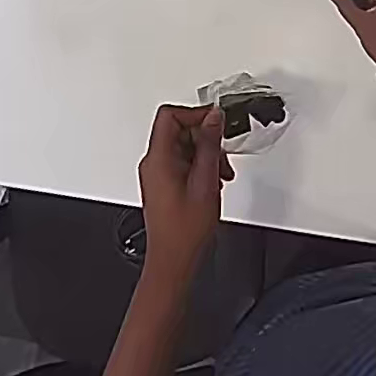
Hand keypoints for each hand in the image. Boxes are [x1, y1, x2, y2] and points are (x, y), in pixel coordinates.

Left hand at [137, 105, 233, 279]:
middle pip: (179, 129)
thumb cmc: (185, 230)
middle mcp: (154, 163)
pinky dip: (202, 164)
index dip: (195, 114)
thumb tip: (213, 116)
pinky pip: (184, 160)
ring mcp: (158, 173)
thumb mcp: (206, 180)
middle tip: (222, 152)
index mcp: (158, 159)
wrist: (174, 260)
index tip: (216, 121)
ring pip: (184, 145)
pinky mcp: (165, 182)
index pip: (170, 116)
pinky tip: (214, 179)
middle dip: (205, 137)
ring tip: (221, 172)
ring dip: (207, 153)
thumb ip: (210, 144)